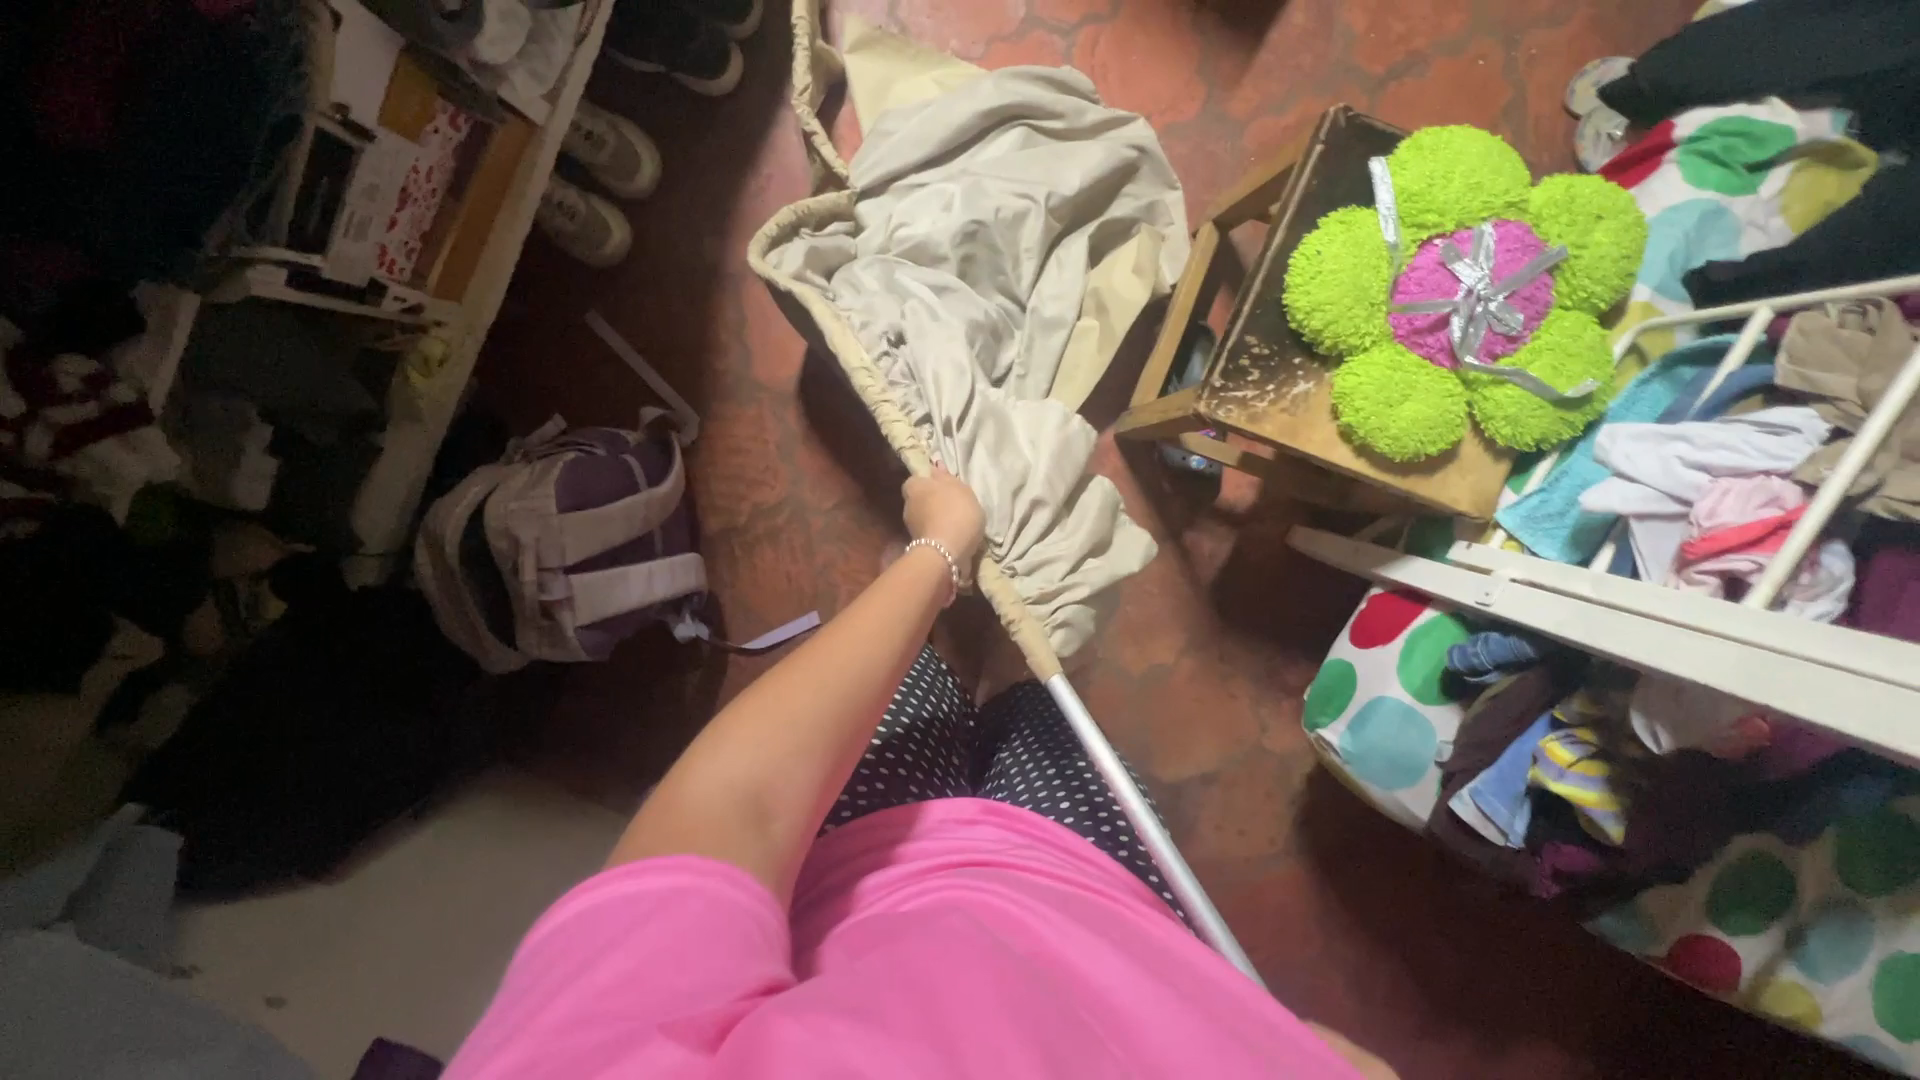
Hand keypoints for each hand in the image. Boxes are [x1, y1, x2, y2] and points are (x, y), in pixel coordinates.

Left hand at [903, 465, 984, 567]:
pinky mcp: (919, 546)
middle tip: (952, 504)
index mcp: (914, 487)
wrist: (947, 552)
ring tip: (956, 523)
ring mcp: (911, 528)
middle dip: (931, 501)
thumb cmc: (956, 512)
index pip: (916, 480)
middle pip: (919, 500)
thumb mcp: (958, 488)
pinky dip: (940, 533)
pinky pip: (931, 533)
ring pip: (925, 518)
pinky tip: (954, 536)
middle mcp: (908, 505)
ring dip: (936, 519)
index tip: (943, 487)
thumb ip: (946, 477)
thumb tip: (935, 466)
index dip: (929, 483)